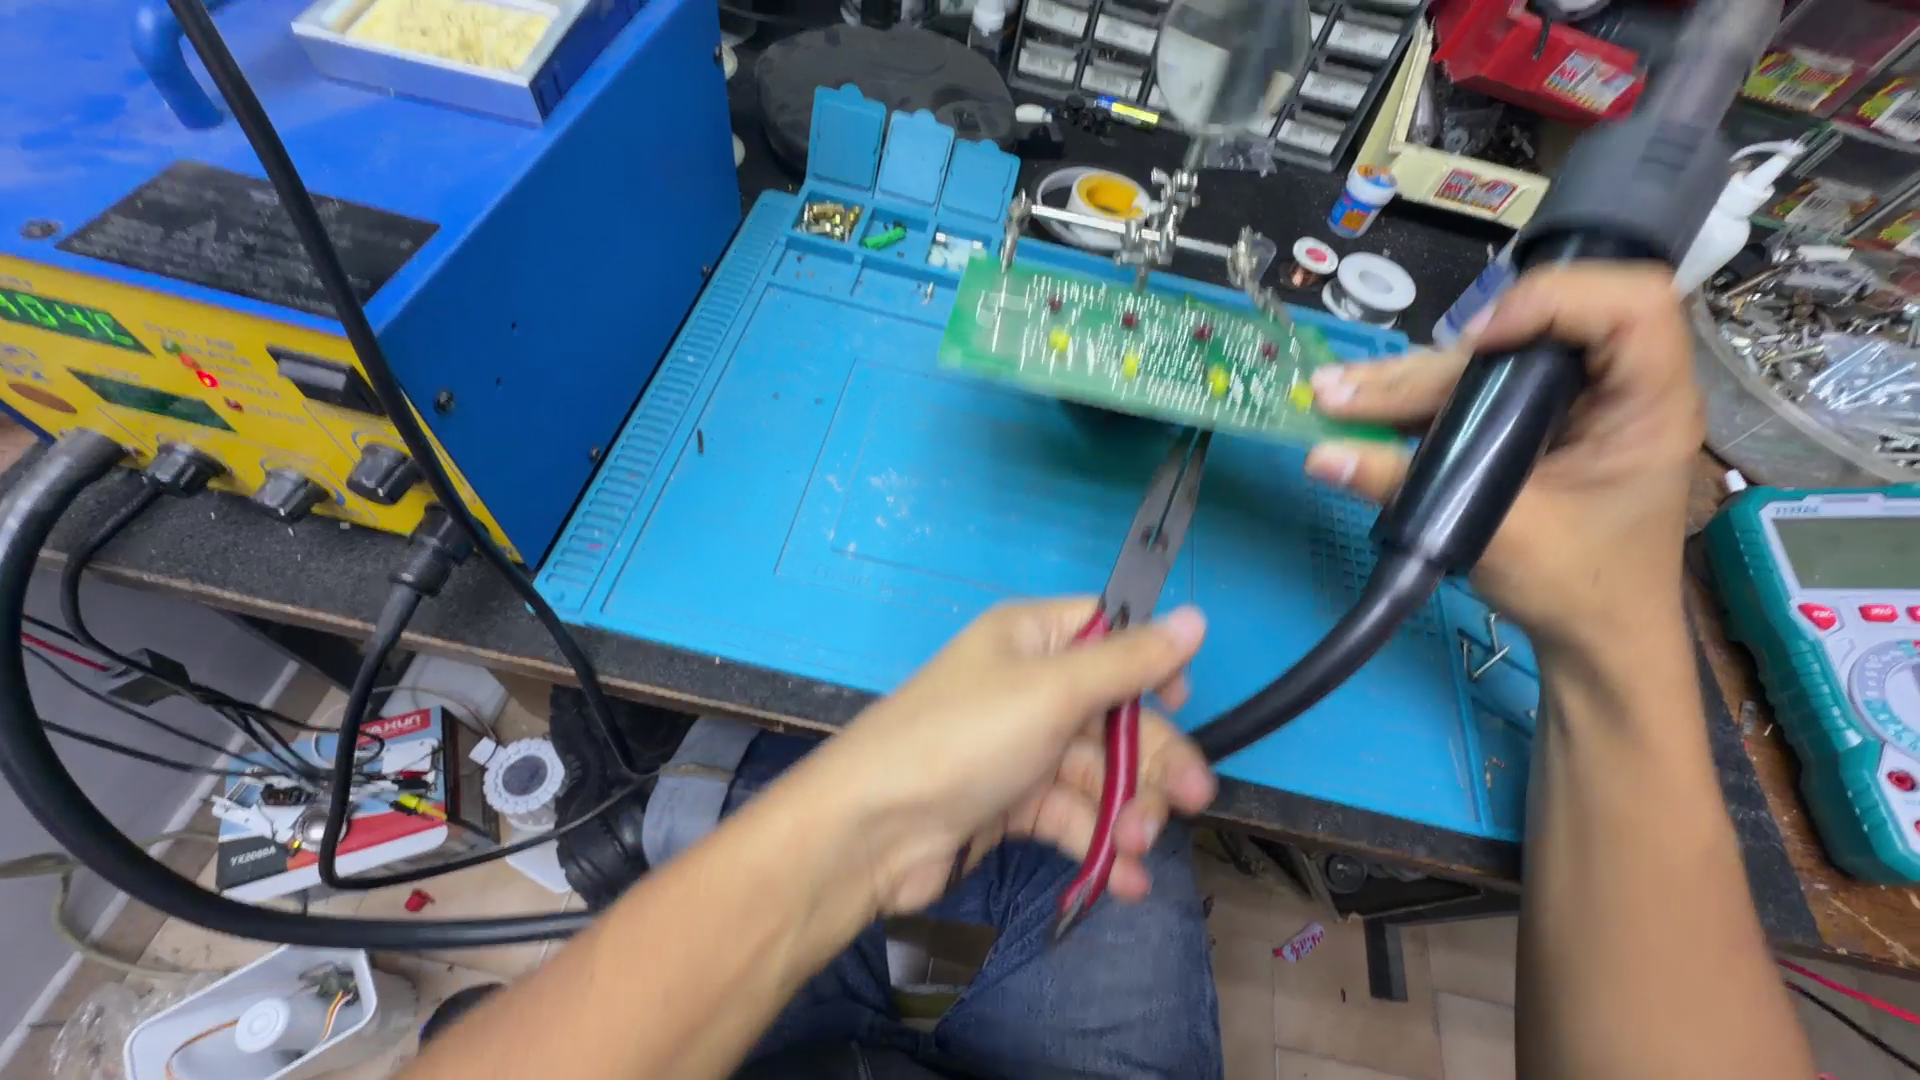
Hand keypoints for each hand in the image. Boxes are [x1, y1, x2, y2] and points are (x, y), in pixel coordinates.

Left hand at [791, 598, 1215, 915]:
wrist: (875, 830)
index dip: (1150, 663)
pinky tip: (1125, 878)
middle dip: (1153, 758)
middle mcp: (1027, 686)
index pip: (1106, 633)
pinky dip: (1097, 844)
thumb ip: (1130, 661)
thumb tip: (1196, 616)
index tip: (1183, 700)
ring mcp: (1019, 748)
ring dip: (1127, 809)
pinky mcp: (1010, 803)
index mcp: (1030, 639)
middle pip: (1112, 713)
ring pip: (1096, 771)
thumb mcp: (1053, 690)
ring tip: (1138, 845)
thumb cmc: (967, 738)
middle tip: (1194, 801)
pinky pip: (1069, 815)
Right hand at [1303, 263, 1701, 656]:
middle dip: (1423, 369)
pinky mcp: (1521, 429)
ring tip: (1330, 397)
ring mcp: (1558, 410)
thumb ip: (1407, 488)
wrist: (1595, 637)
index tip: (1474, 348)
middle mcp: (1603, 392)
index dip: (1551, 304)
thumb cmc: (1578, 588)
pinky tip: (1356, 410)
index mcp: (1642, 405)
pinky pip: (1464, 399)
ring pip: (1477, 371)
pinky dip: (1408, 405)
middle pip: (1514, 343)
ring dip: (1399, 384)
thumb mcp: (1495, 533)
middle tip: (1343, 394)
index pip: (1625, 307)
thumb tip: (1320, 458)